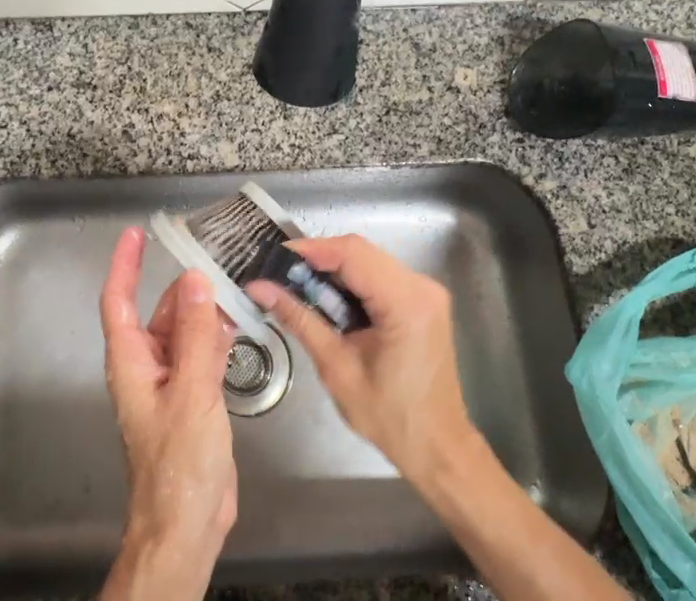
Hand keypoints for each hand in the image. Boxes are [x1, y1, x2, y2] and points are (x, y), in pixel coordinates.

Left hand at [98, 227, 235, 600]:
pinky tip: (238, 326)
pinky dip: (215, 338)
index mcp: (131, 362)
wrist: (186, 522)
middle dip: (183, 289)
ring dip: (203, 313)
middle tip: (216, 261)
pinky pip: (199, 355)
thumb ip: (195, 335)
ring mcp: (169, 384)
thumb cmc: (179, 463)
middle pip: (159, 314)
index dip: (124, 266)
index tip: (135, 234)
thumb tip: (195, 280)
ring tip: (234, 287)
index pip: (119, 301)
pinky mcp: (191, 400)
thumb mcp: (191, 393)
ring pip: (183, 333)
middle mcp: (146, 367)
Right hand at [245, 234, 474, 483]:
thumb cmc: (389, 416)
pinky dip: (351, 283)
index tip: (274, 257)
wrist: (436, 445)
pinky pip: (380, 277)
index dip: (311, 250)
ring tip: (296, 287)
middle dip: (318, 260)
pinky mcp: (423, 302)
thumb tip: (260, 287)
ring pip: (370, 261)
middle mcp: (422, 287)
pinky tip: (327, 300)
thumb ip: (300, 319)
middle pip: (361, 252)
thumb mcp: (336, 367)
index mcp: (407, 303)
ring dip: (333, 271)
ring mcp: (426, 292)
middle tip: (279, 275)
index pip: (353, 254)